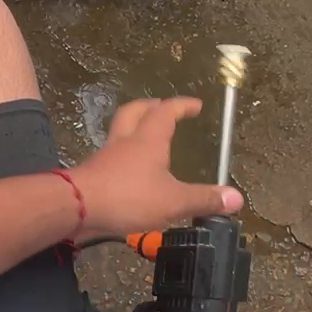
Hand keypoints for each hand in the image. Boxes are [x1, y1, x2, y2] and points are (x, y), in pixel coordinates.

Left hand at [64, 97, 241, 241]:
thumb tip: (236, 197)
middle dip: (150, 106)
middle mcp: (124, 142)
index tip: (195, 104)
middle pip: (133, 112)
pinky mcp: (93, 173)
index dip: (180, 105)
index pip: (165, 113)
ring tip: (151, 142)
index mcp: (147, 141)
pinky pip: (112, 157)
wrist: (75, 206)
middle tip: (163, 108)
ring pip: (120, 133)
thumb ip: (204, 199)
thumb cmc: (128, 197)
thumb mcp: (174, 201)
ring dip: (135, 131)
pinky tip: (133, 171)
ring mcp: (105, 156)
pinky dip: (125, 156)